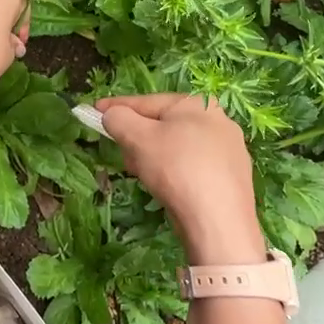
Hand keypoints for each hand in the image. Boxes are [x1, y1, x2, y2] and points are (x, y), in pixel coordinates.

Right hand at [97, 94, 265, 264]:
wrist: (218, 221)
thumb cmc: (175, 168)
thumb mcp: (137, 137)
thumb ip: (118, 118)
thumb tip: (112, 115)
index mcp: (197, 104)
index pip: (146, 102)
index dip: (116, 107)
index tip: (93, 111)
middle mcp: (218, 121)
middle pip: (161, 125)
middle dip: (136, 138)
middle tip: (123, 154)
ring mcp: (229, 150)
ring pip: (175, 147)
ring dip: (152, 156)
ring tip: (144, 175)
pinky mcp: (231, 177)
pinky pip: (190, 166)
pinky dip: (172, 172)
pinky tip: (166, 188)